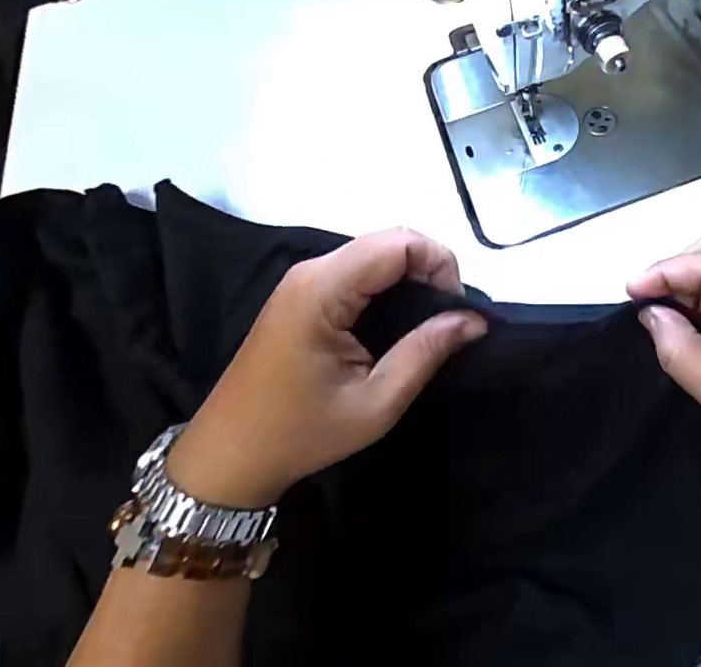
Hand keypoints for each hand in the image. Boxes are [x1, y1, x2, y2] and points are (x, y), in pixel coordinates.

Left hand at [167, 229, 485, 507]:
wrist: (225, 459)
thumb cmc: (300, 434)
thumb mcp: (376, 403)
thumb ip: (427, 352)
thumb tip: (475, 319)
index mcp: (322, 292)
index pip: (401, 243)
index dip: (440, 264)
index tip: (454, 309)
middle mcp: (311, 272)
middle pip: (392, 239)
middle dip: (432, 266)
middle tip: (447, 314)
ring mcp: (304, 278)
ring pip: (379, 248)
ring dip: (414, 271)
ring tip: (430, 316)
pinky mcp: (304, 290)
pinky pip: (362, 264)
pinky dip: (393, 279)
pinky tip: (401, 314)